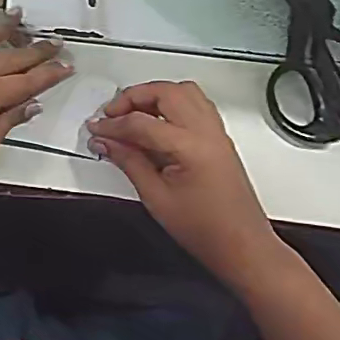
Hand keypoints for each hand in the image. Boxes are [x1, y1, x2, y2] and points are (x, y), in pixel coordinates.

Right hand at [86, 82, 282, 280]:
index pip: (141, 122)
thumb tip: (108, 142)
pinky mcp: (219, 140)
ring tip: (131, 114)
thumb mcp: (155, 197)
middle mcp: (208, 133)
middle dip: (132, 98)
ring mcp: (216, 134)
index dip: (112, 125)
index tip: (96, 130)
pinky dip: (171, 104)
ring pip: (183, 91)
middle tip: (111, 115)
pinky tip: (155, 123)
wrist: (242, 248)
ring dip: (154, 96)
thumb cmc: (207, 230)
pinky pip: (195, 105)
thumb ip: (129, 162)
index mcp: (191, 147)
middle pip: (165, 92)